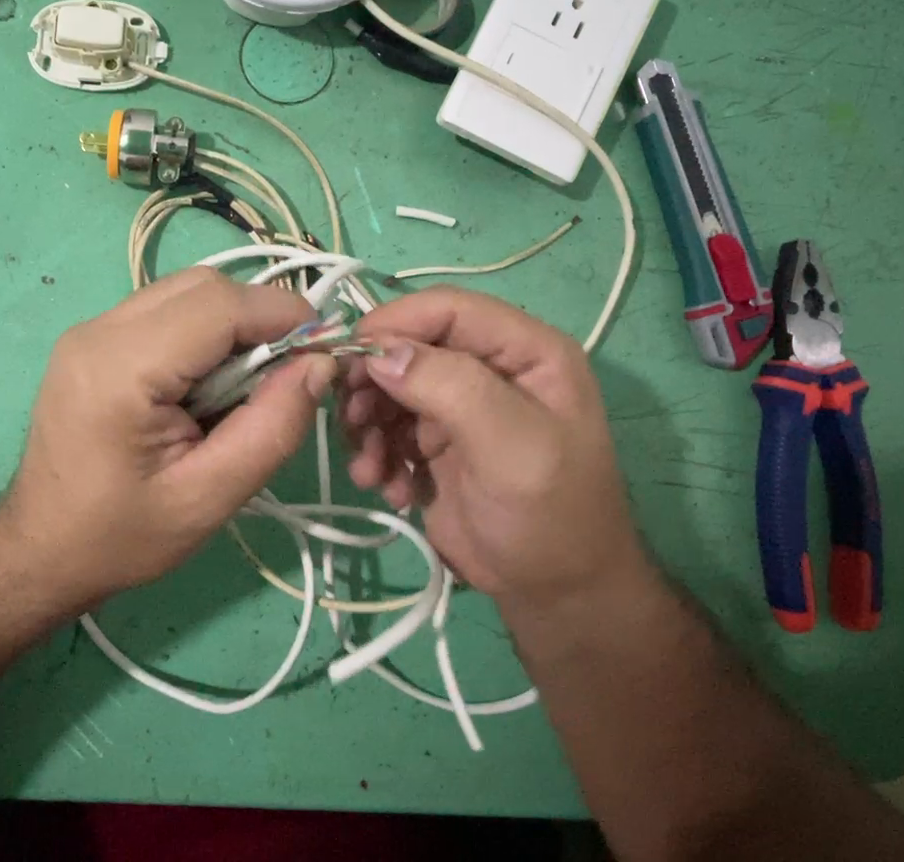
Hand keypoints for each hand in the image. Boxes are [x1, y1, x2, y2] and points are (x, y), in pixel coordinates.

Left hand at [0, 268, 337, 611]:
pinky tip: (205, 385)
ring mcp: (88, 330)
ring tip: (243, 388)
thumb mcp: (209, 499)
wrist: (40, 549)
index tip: (322, 355)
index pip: (218, 304)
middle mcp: (97, 331)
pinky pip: (163, 311)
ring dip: (230, 325)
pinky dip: (201, 333)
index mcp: (119, 370)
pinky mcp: (91, 340)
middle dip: (257, 319)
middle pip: (202, 286)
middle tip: (283, 379)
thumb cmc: (121, 537)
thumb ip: (271, 429)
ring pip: (184, 292)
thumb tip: (320, 364)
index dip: (282, 316)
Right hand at [339, 287, 647, 611]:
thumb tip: (378, 353)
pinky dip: (375, 455)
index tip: (348, 361)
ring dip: (367, 426)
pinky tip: (388, 487)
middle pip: (408, 346)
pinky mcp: (433, 442)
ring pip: (387, 388)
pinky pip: (385, 429)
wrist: (555, 594)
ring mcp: (458, 406)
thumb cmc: (550, 516)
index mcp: (525, 351)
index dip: (393, 325)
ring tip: (370, 468)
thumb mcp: (511, 446)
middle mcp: (488, 369)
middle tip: (352, 422)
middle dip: (371, 382)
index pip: (447, 309)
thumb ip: (449, 387)